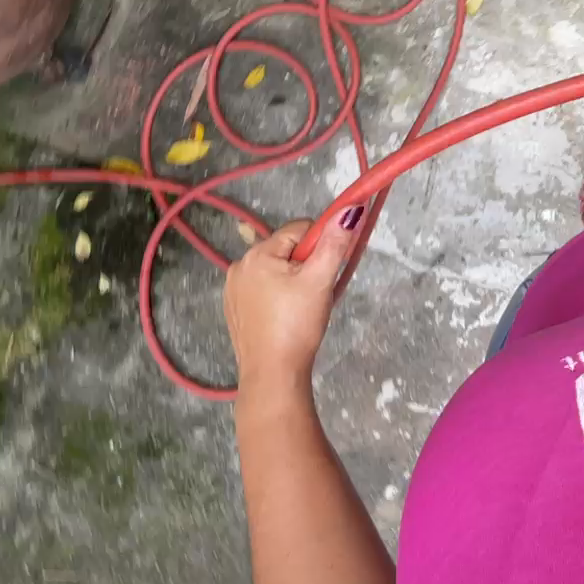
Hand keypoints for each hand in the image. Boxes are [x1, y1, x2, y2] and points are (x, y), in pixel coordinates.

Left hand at [222, 207, 362, 409]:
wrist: (273, 375)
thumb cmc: (297, 324)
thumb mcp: (321, 280)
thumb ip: (335, 242)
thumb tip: (350, 209)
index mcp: (257, 254)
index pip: (300, 229)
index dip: (321, 245)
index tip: (327, 269)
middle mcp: (239, 266)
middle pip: (288, 249)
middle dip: (308, 264)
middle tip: (317, 291)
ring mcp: (233, 289)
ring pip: (277, 269)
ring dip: (295, 279)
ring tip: (303, 307)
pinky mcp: (235, 310)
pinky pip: (264, 288)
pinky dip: (280, 295)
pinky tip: (287, 317)